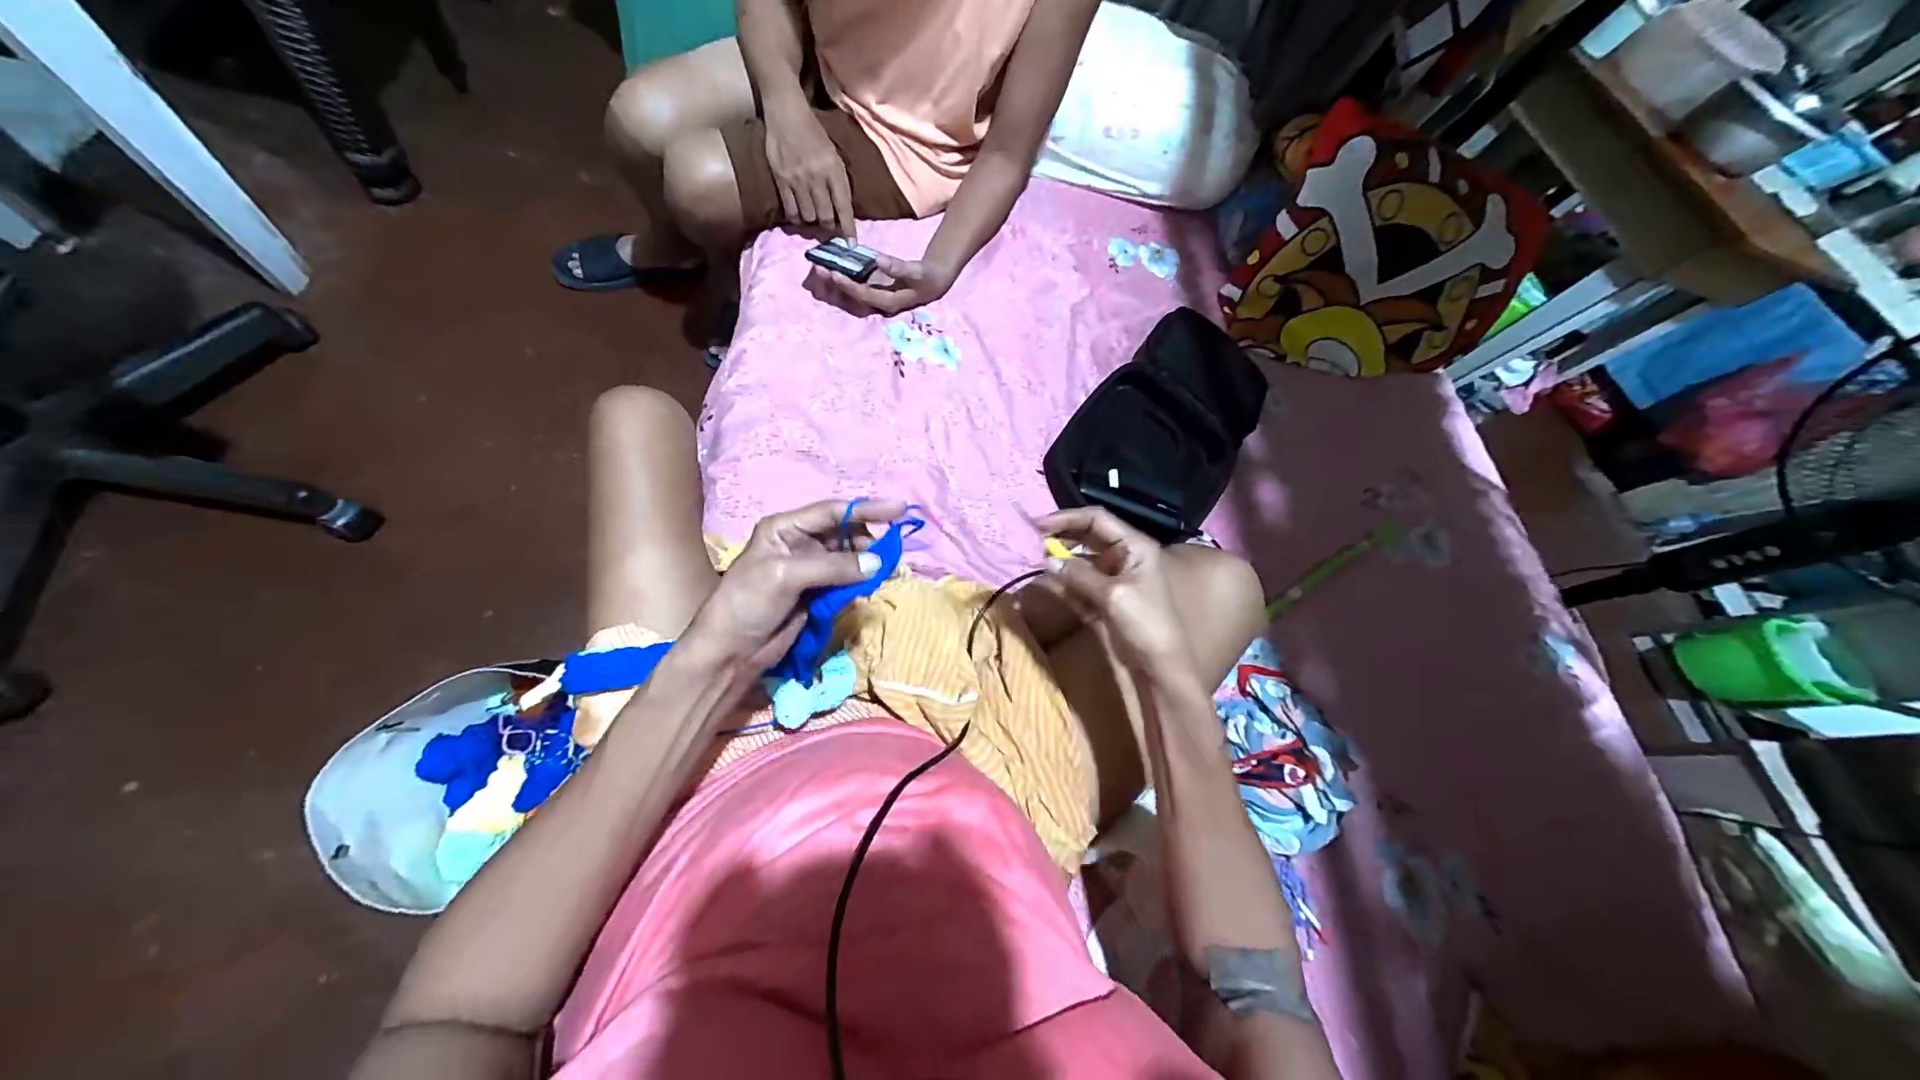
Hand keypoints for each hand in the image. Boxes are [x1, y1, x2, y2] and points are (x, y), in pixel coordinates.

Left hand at [680, 498, 906, 672]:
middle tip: (893, 552)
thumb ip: (833, 566)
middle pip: (845, 532)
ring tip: (890, 570)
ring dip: (870, 562)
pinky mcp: (818, 592)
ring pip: (850, 557)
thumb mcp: (786, 575)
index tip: (899, 508)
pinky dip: (863, 580)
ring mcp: (810, 568)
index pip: (832, 512)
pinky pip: (848, 580)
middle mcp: (800, 542)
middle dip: (870, 538)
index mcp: (785, 528)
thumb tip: (878, 564)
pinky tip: (876, 583)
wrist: (732, 651)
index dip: (866, 508)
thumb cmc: (748, 603)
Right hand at [764, 102, 855, 238]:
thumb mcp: (834, 156)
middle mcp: (817, 177)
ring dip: (812, 223)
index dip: (848, 229)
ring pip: (808, 217)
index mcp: (834, 169)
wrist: (786, 113)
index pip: (844, 207)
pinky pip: (791, 210)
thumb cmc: (814, 134)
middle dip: (829, 227)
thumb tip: (841, 212)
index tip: (851, 244)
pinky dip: (796, 218)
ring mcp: (797, 179)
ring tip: (813, 220)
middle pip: (825, 217)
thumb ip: (838, 182)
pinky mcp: (781, 180)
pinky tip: (798, 216)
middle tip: (828, 228)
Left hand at [808, 251, 955, 315]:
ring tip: (818, 267)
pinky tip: (831, 267)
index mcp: (887, 301)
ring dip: (834, 283)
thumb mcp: (916, 272)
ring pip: (849, 293)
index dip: (847, 285)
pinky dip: (841, 277)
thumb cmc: (925, 278)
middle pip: (850, 297)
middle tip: (817, 268)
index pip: (862, 295)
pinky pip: (853, 285)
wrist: (932, 282)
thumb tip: (877, 260)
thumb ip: (897, 267)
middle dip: (834, 285)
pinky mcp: (872, 288)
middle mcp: (877, 303)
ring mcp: (873, 296)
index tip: (833, 273)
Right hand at [1034, 507, 1193, 677]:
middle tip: (1033, 541)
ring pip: (1083, 559)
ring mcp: (1116, 578)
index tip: (1038, 525)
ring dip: (1061, 559)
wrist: (1160, 666)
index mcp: (1135, 546)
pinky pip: (1082, 581)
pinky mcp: (1107, 598)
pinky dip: (1066, 579)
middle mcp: (1125, 556)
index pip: (1097, 519)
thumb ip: (1079, 574)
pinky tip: (1048, 580)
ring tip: (1036, 560)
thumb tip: (1048, 559)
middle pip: (1089, 536)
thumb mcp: (1112, 595)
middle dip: (1062, 536)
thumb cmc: (1145, 624)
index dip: (1067, 517)